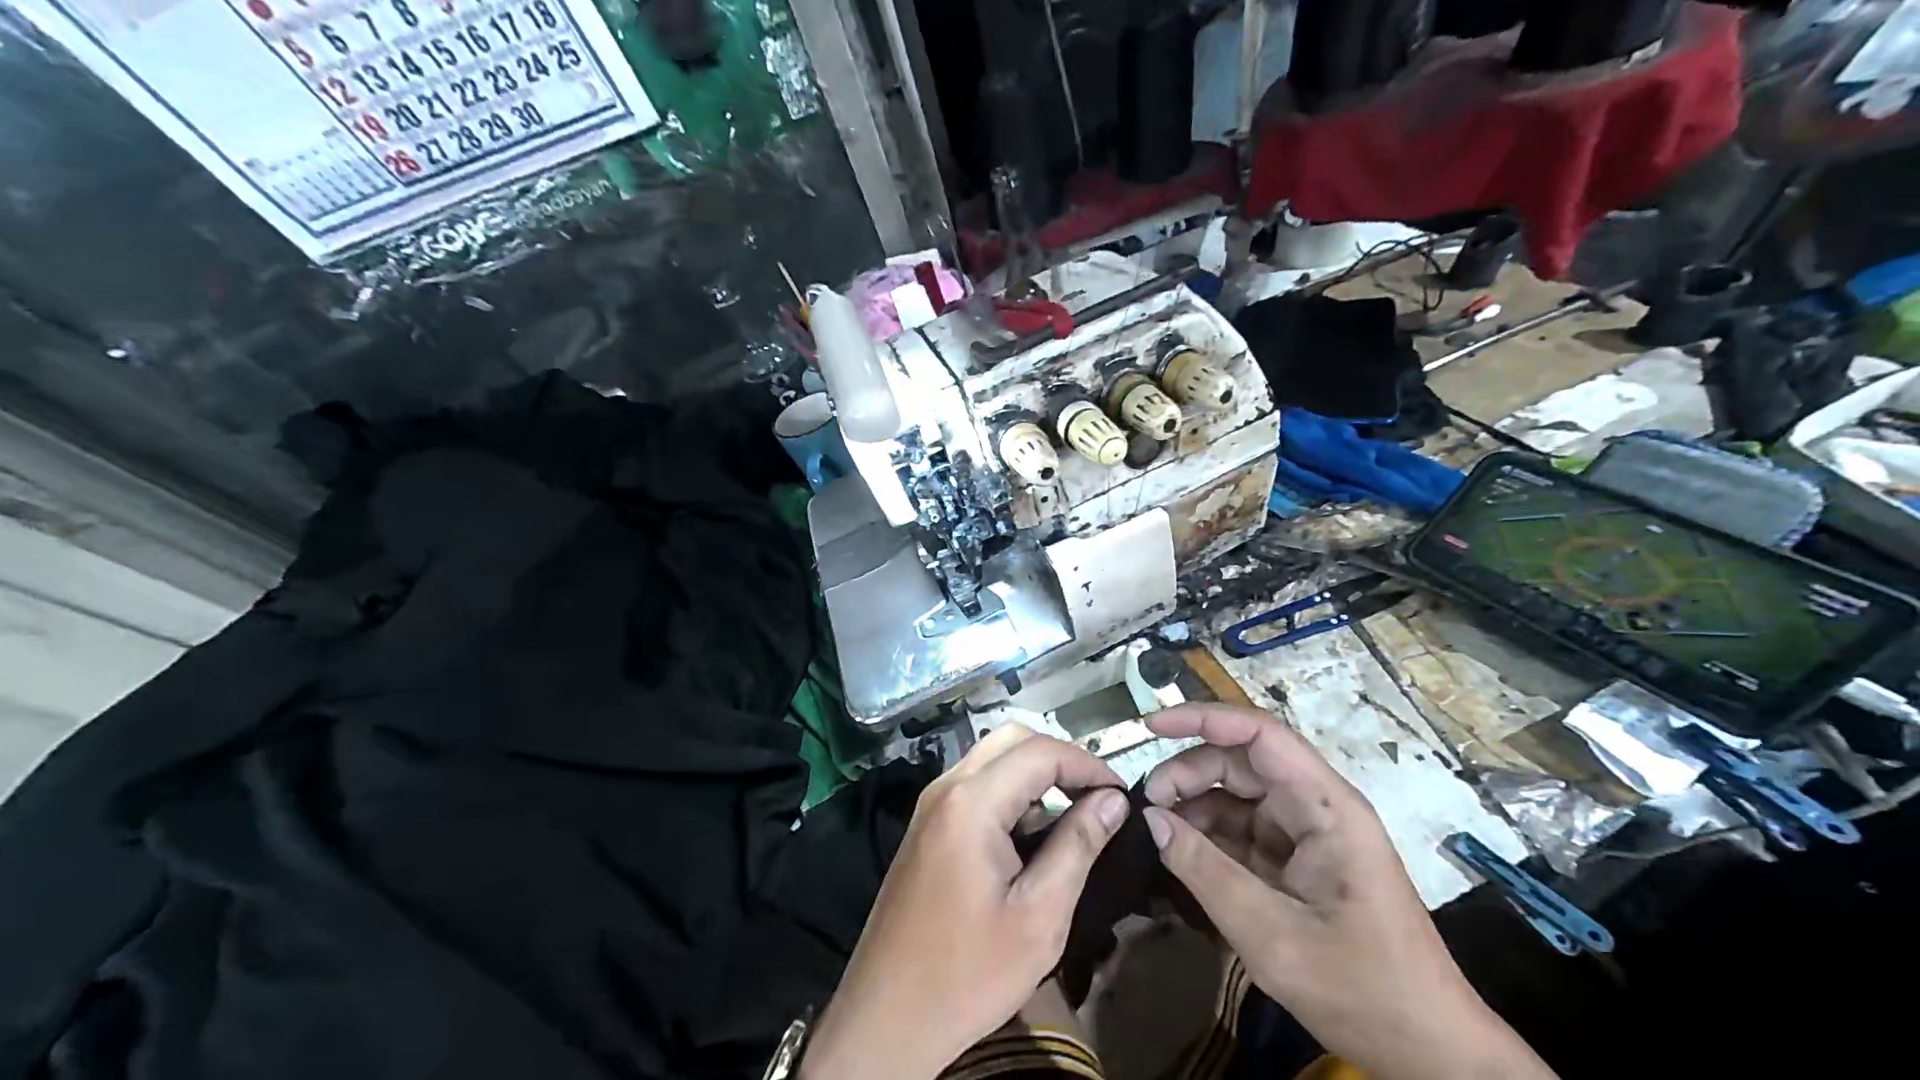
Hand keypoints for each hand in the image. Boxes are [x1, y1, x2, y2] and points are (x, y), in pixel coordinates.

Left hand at [801, 726, 1129, 1079]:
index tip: (1122, 795)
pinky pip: (975, 786)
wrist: (887, 1017)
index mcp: (971, 802)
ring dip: (1035, 774)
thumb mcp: (1040, 916)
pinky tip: (1032, 834)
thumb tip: (1113, 801)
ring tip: (1074, 815)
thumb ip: (1078, 846)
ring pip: (992, 759)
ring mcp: (930, 806)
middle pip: (1011, 740)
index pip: (1040, 752)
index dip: (1087, 764)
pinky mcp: (926, 826)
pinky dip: (1010, 792)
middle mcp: (945, 788)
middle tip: (1097, 798)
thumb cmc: (968, 973)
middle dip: (1060, 759)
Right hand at [1141, 704, 1554, 1079]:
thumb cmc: (1360, 989)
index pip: (1260, 735)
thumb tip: (1151, 819)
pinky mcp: (1296, 861)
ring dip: (1194, 805)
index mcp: (1324, 808)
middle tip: (1148, 804)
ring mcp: (1305, 834)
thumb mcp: (1272, 935)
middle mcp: (1314, 808)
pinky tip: (1180, 853)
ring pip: (1236, 794)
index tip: (1151, 727)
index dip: (1204, 719)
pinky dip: (1207, 835)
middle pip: (1241, 762)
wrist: (1425, 1049)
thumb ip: (1205, 872)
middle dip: (1189, 772)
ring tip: (1158, 832)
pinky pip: (1241, 830)